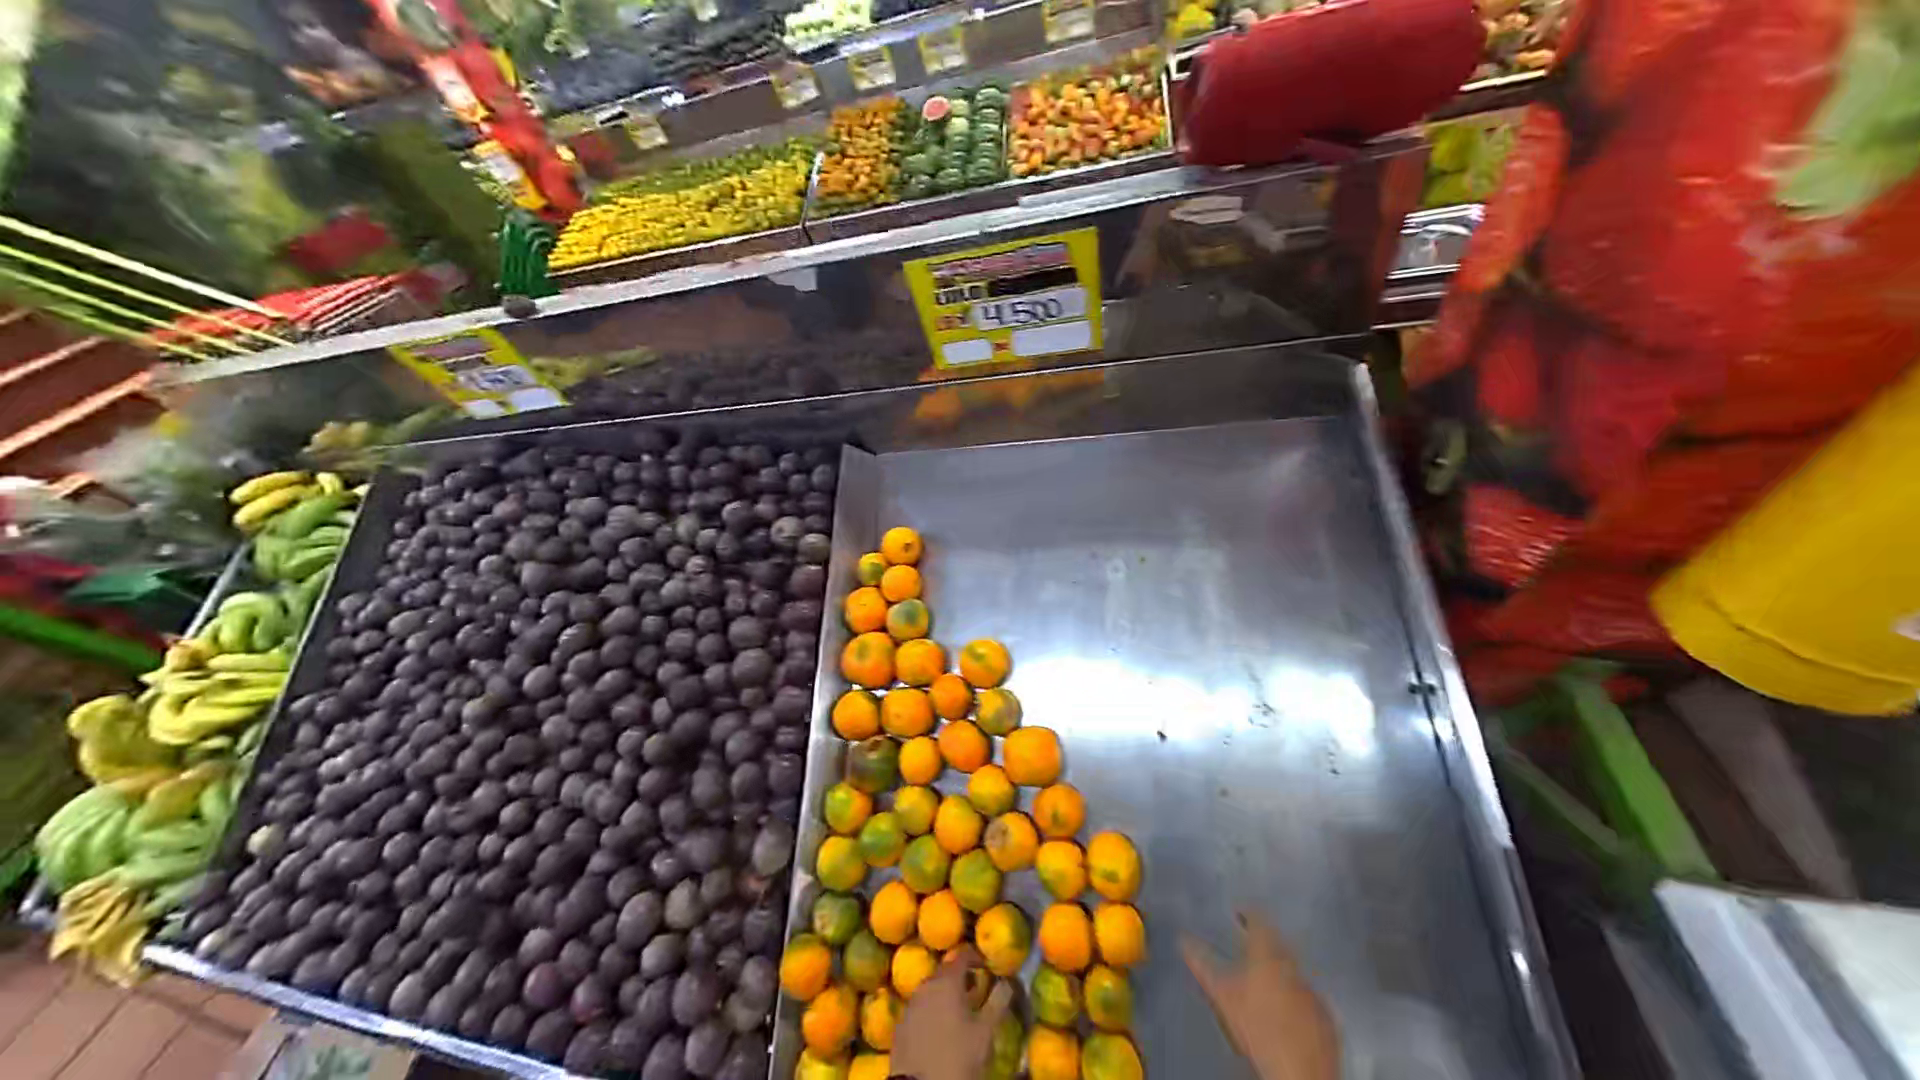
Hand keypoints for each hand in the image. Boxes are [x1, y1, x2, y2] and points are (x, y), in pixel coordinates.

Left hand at [889, 947, 1013, 1079]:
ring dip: (945, 994)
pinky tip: (939, 1028)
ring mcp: (910, 1005)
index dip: (976, 956)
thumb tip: (1008, 982)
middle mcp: (926, 986)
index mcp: (947, 982)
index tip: (988, 964)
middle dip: (961, 976)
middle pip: (945, 972)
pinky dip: (932, 1009)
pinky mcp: (901, 1025)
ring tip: (959, 1011)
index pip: (962, 955)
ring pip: (931, 989)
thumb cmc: (957, 1057)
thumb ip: (997, 1003)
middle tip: (976, 990)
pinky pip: (920, 1008)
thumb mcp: (985, 1032)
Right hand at [1183, 913, 1338, 1079]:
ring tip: (1263, 983)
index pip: (1259, 919)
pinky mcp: (1327, 1017)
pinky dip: (1295, 997)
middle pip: (1278, 943)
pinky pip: (1308, 997)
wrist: (1298, 1071)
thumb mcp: (1220, 993)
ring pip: (1294, 971)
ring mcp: (1314, 991)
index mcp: (1268, 953)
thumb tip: (1183, 939)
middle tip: (1246, 948)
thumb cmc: (1254, 1025)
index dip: (1247, 912)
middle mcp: (1294, 965)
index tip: (1236, 913)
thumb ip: (1201, 963)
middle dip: (1263, 942)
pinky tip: (1285, 1012)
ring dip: (1279, 971)